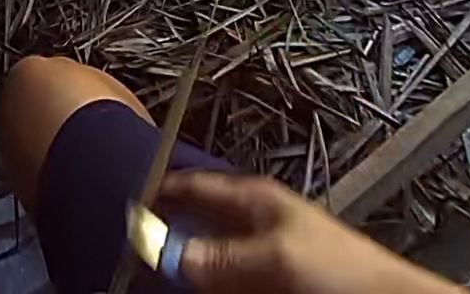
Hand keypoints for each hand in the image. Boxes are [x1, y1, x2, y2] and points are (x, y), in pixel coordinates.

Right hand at [160, 172, 466, 293]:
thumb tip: (173, 253)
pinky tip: (205, 291)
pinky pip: (229, 279)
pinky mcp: (270, 280)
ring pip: (211, 256)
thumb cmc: (338, 269)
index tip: (131, 208)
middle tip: (140, 256)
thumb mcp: (275, 258)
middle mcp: (253, 221)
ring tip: (163, 279)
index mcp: (253, 198)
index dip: (163, 192)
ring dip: (191, 268)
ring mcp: (262, 254)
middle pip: (198, 225)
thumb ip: (224, 256)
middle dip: (171, 238)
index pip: (195, 185)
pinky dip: (213, 282)